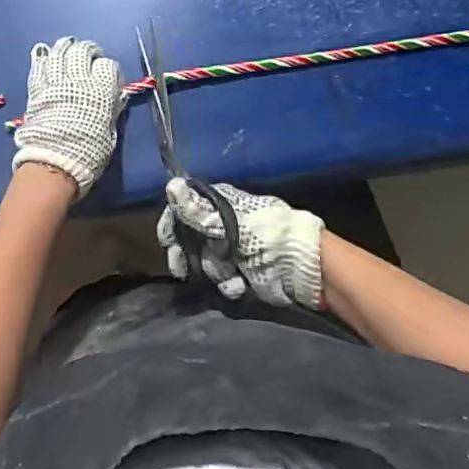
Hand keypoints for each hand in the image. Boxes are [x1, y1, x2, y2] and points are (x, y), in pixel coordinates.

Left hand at [12, 37, 122, 196]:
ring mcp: (55, 84)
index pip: (107, 67)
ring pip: (59, 54)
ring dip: (64, 47)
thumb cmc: (88, 152)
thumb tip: (115, 98)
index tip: (107, 73)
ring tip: (68, 44)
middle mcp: (78, 81)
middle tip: (88, 53)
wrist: (54, 160)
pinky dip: (41, 57)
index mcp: (101, 91)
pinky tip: (42, 51)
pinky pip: (39, 68)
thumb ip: (111, 110)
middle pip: (82, 53)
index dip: (108, 68)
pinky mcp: (37, 90)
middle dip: (87, 50)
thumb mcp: (109, 131)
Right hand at [157, 179, 323, 307]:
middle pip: (187, 239)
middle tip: (182, 267)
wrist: (300, 266)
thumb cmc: (264, 234)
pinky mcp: (240, 273)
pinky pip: (221, 279)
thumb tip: (171, 184)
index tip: (167, 241)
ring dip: (214, 269)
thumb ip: (195, 208)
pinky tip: (239, 284)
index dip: (171, 225)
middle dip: (186, 255)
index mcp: (217, 205)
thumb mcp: (228, 219)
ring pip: (203, 262)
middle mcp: (220, 226)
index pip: (182, 211)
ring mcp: (230, 250)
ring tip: (230, 272)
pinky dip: (229, 283)